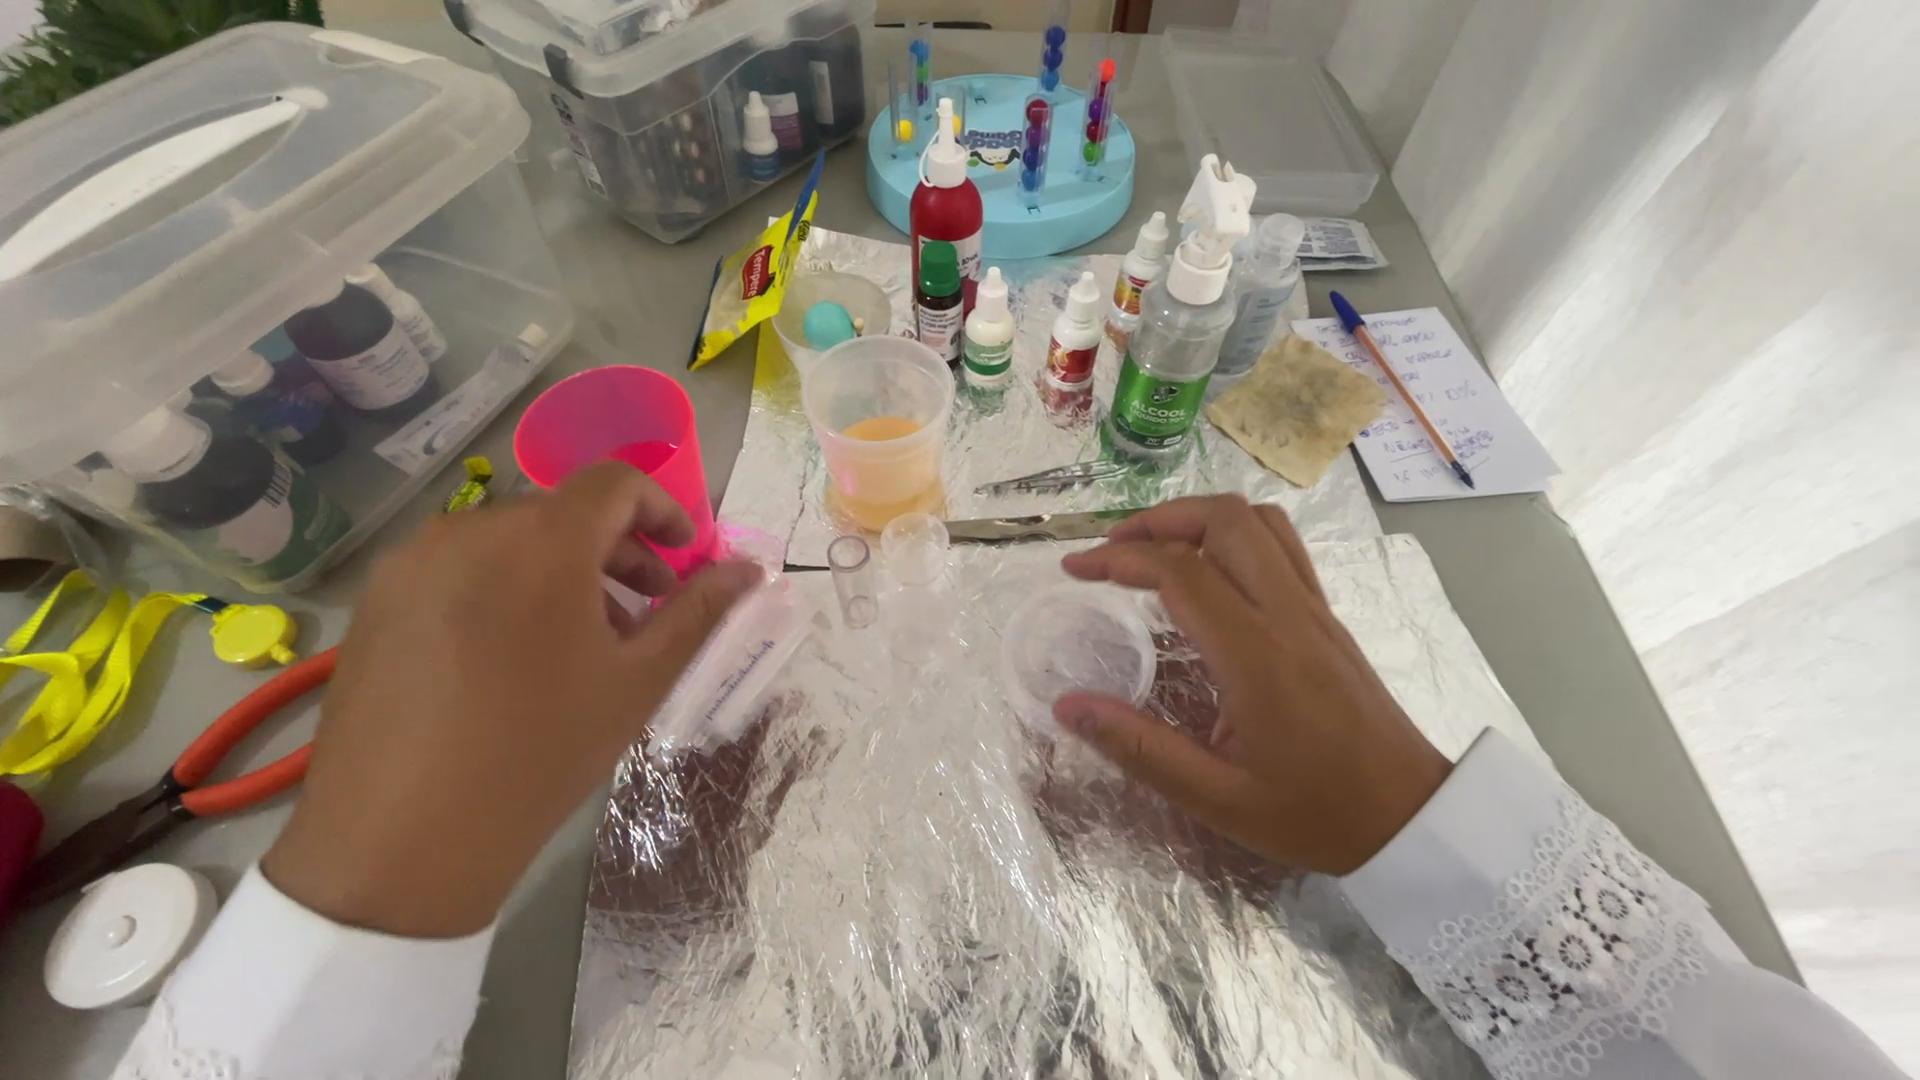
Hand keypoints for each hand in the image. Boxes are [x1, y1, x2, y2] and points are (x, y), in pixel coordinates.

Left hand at [263, 463, 760, 936]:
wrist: (397, 842)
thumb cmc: (542, 752)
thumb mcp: (640, 680)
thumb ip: (700, 611)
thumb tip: (751, 569)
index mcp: (542, 542)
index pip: (615, 483)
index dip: (662, 509)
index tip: (684, 558)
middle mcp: (470, 531)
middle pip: (565, 513)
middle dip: (619, 552)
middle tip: (644, 613)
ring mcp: (413, 563)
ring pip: (513, 540)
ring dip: (565, 571)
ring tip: (584, 640)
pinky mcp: (378, 599)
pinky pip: (464, 567)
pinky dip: (510, 586)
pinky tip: (517, 655)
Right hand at [1056, 495, 1449, 875]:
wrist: (1414, 818)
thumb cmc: (1315, 814)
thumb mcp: (1217, 799)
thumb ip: (1138, 748)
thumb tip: (1067, 706)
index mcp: (1257, 656)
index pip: (1180, 572)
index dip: (1118, 559)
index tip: (1075, 569)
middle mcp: (1288, 614)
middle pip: (1224, 520)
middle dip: (1157, 519)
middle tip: (1113, 549)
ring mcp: (1315, 607)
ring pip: (1258, 521)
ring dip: (1197, 519)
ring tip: (1155, 548)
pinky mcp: (1327, 614)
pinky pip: (1281, 544)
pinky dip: (1232, 534)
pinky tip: (1208, 569)